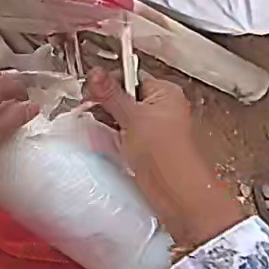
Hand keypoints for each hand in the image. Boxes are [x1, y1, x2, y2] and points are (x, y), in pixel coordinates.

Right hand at [86, 69, 243, 249]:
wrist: (178, 196)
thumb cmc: (165, 155)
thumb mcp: (132, 118)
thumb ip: (111, 94)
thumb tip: (95, 72)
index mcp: (165, 93)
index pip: (129, 75)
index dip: (108, 82)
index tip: (90, 92)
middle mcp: (161, 107)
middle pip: (123, 95)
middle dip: (105, 104)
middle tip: (92, 111)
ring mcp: (153, 128)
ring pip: (120, 115)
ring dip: (107, 121)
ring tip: (101, 130)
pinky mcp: (145, 146)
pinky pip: (121, 133)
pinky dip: (111, 137)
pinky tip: (106, 143)